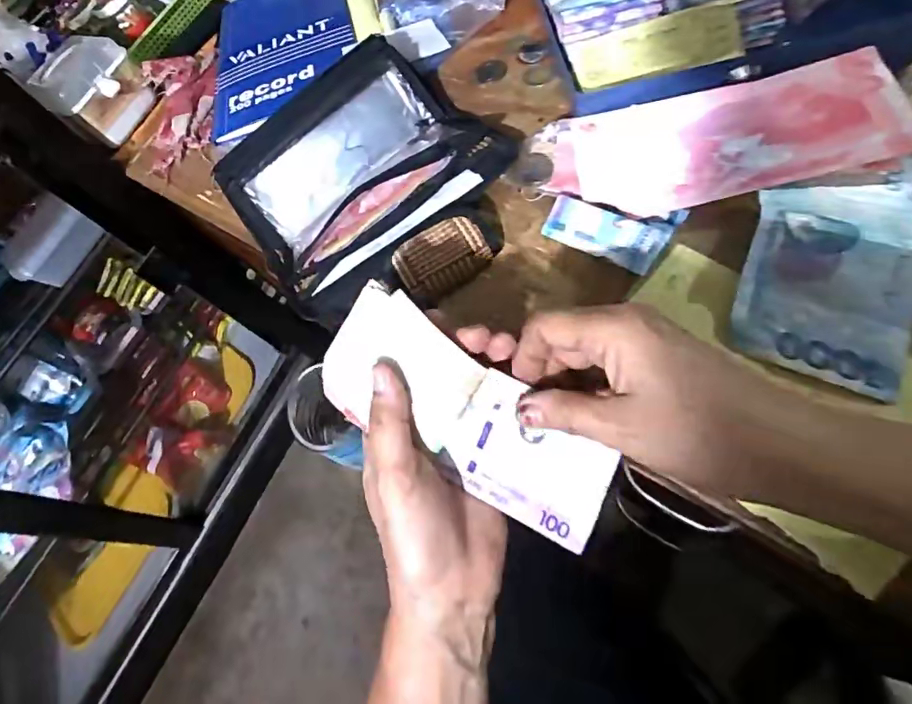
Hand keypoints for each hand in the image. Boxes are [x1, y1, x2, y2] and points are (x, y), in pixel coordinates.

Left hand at [362, 360, 505, 665]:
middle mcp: (425, 426)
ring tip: (506, 349)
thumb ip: (389, 423)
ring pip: (471, 387)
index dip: (412, 342)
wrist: (456, 594)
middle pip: (440, 372)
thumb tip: (383, 363)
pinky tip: (528, 379)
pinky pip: (498, 415)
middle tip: (483, 335)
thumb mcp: (394, 478)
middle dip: (459, 346)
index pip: (399, 372)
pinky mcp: (490, 455)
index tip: (434, 317)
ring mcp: (459, 439)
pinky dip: (510, 393)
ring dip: (487, 363)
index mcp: (392, 428)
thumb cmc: (412, 536)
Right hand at [456, 305, 813, 501]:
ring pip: (584, 347)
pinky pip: (608, 357)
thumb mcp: (622, 429)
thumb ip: (565, 413)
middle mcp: (624, 319)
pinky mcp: (657, 352)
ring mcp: (643, 334)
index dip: (523, 359)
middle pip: (562, 333)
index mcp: (613, 327)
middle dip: (541, 371)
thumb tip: (520, 407)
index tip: (518, 401)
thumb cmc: (697, 433)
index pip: (544, 326)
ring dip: (566, 380)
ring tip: (556, 421)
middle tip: (530, 416)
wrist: (781, 442)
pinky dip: (591, 382)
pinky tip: (590, 415)